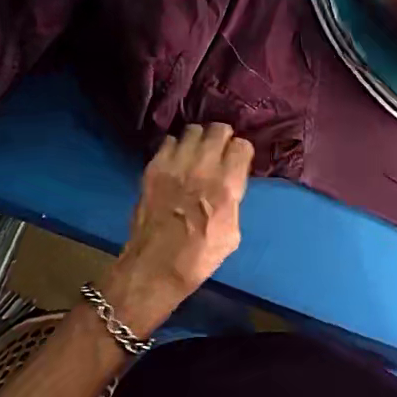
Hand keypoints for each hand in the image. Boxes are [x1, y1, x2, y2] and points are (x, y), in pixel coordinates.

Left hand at [103, 123, 252, 334]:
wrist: (155, 266)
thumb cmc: (198, 257)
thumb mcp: (232, 233)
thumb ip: (233, 200)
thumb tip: (230, 186)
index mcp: (226, 185)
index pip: (241, 146)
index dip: (241, 151)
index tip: (238, 159)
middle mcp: (203, 167)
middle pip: (218, 129)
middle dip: (222, 137)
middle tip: (220, 149)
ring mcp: (175, 163)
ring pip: (193, 130)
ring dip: (199, 139)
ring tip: (197, 151)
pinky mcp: (154, 167)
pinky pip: (168, 141)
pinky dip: (175, 146)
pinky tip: (176, 159)